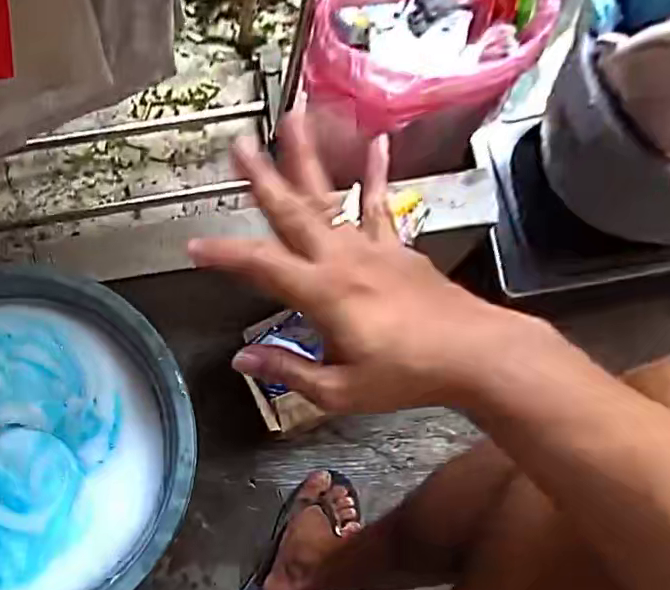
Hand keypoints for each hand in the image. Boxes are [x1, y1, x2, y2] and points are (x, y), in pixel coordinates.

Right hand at [189, 113, 568, 414]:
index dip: (225, 255)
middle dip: (263, 179)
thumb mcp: (337, 390)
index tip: (194, 246)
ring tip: (296, 120)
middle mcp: (345, 261)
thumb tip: (242, 360)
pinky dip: (375, 177)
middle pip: (295, 213)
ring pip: (332, 199)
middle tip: (239, 147)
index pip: (262, 267)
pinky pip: (379, 208)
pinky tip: (377, 147)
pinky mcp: (397, 252)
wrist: (475, 355)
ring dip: (309, 161)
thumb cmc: (404, 376)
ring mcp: (374, 250)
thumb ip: (288, 371)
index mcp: (324, 295)